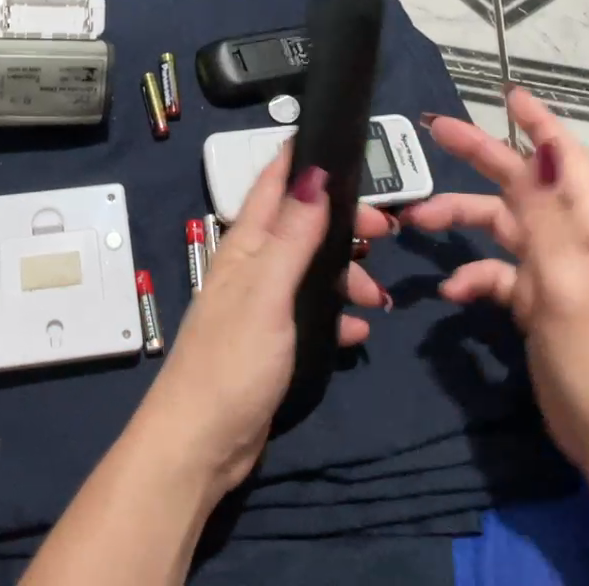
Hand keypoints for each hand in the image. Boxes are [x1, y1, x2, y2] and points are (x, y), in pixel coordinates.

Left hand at [133, 148, 393, 497]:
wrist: (203, 442)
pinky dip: (337, 316)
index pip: (272, 184)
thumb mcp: (268, 292)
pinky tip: (357, 333)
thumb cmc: (233, 361)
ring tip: (376, 297)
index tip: (343, 144)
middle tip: (386, 230)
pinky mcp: (272, 341)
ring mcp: (261, 304)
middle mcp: (251, 266)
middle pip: (301, 224)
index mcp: (244, 245)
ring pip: (312, 269)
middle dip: (343, 221)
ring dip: (346, 274)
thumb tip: (313, 171)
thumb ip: (292, 234)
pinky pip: (313, 314)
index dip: (302, 160)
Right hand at [397, 86, 588, 482]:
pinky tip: (450, 294)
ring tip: (415, 222)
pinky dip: (471, 276)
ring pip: (500, 228)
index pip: (565, 160)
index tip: (508, 94)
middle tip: (433, 131)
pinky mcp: (538, 307)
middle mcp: (574, 243)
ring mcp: (555, 275)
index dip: (539, 123)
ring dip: (460, 220)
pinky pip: (496, 275)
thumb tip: (540, 149)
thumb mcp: (569, 286)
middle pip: (521, 185)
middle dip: (480, 157)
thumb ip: (549, 217)